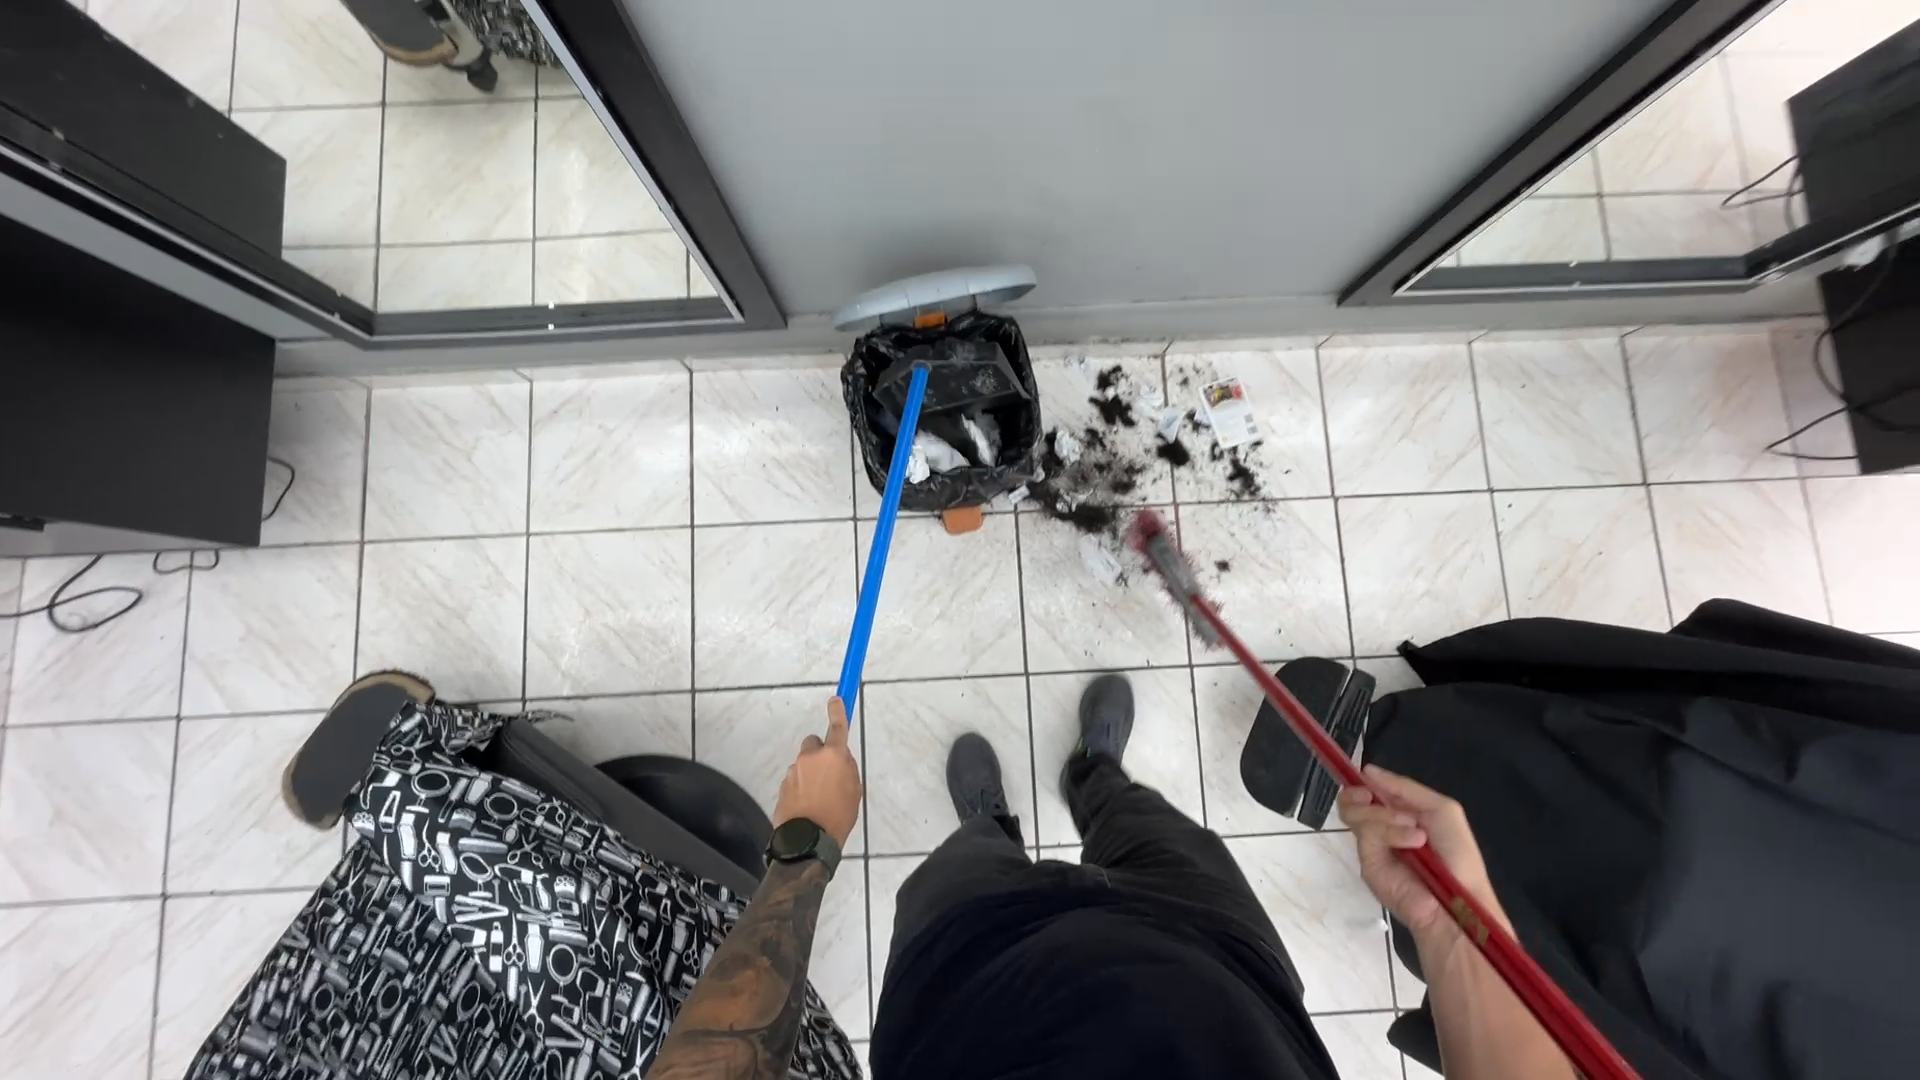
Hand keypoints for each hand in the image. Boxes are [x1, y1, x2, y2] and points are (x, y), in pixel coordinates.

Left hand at [772, 697, 863, 848]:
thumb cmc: (839, 815)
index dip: (837, 710)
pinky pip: (795, 780)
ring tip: (818, 798)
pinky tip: (807, 806)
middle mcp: (812, 758)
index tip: (835, 698)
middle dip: (819, 753)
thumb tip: (840, 758)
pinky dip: (800, 788)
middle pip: (814, 744)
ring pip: (804, 764)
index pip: (837, 726)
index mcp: (834, 756)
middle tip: (827, 773)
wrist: (808, 840)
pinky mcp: (783, 785)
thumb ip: (847, 768)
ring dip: (809, 774)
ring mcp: (794, 771)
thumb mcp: (855, 790)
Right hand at [1338, 765, 1507, 950]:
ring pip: (1353, 812)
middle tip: (1368, 796)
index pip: (1371, 790)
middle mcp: (1381, 826)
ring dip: (1381, 814)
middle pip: (1351, 799)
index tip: (1364, 776)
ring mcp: (1371, 844)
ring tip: (1410, 827)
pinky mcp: (1366, 861)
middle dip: (1359, 793)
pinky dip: (1389, 831)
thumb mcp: (1443, 810)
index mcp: (1400, 814)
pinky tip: (1412, 842)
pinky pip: (1364, 833)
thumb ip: (1406, 787)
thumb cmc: (1458, 856)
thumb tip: (1367, 770)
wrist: (1457, 902)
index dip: (1365, 781)